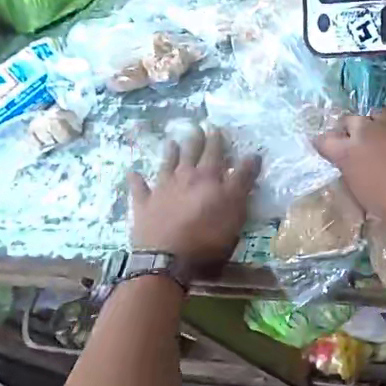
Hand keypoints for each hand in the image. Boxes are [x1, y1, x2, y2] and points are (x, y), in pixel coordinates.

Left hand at [127, 126, 261, 267]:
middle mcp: (184, 177)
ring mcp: (161, 189)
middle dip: (195, 140)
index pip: (215, 153)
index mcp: (208, 177)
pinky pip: (139, 188)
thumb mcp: (235, 209)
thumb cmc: (208, 235)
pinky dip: (136, 179)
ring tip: (171, 142)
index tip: (217, 128)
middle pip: (190, 154)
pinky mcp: (144, 205)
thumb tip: (253, 155)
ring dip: (169, 153)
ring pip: (166, 165)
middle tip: (196, 127)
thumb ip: (243, 181)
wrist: (167, 258)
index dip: (217, 140)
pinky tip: (132, 172)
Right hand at [313, 95, 385, 234]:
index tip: (329, 151)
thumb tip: (354, 168)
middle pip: (350, 121)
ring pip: (376, 111)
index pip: (324, 141)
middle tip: (359, 144)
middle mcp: (365, 130)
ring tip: (383, 132)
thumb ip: (354, 175)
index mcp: (347, 153)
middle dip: (351, 130)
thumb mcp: (365, 198)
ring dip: (376, 121)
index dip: (326, 145)